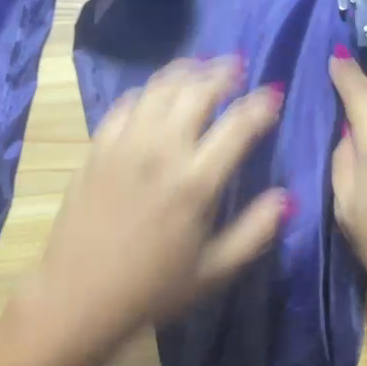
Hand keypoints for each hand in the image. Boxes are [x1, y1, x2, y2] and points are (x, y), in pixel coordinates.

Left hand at [23, 55, 287, 356]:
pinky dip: (145, 92)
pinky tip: (153, 96)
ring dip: (184, 73)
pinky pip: (124, 105)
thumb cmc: (153, 290)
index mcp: (196, 182)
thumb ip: (255, 232)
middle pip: (197, 92)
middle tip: (236, 68)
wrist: (79, 297)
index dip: (262, 105)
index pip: (239, 125)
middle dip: (222, 74)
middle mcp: (161, 150)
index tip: (273, 95)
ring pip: (158, 89)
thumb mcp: (214, 272)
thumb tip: (287, 198)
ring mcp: (124, 146)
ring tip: (199, 69)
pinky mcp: (96, 150)